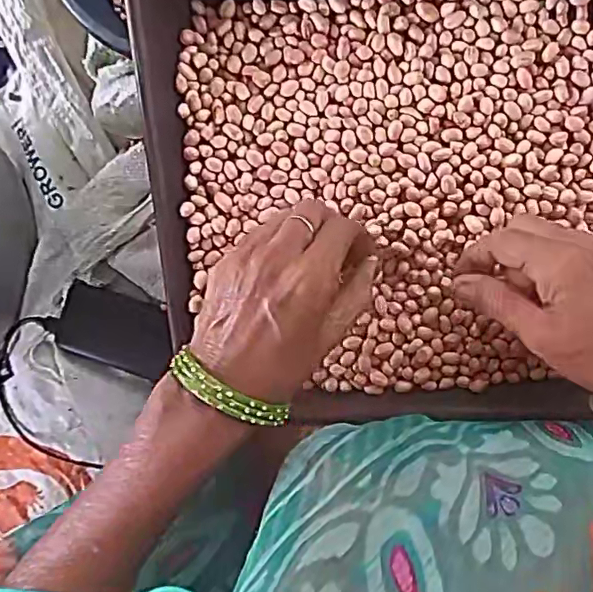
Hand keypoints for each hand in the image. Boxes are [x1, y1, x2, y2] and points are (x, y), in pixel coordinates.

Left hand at [189, 201, 377, 402]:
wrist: (223, 382)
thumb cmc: (280, 368)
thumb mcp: (330, 335)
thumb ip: (356, 293)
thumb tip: (369, 263)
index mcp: (309, 280)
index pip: (342, 227)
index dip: (359, 235)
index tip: (362, 251)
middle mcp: (277, 258)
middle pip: (313, 209)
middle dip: (332, 223)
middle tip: (338, 247)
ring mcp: (247, 255)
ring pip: (285, 215)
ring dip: (304, 228)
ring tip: (309, 255)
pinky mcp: (227, 258)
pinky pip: (259, 232)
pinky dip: (278, 239)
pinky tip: (281, 264)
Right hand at [451, 215, 592, 397]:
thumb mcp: (539, 334)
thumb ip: (497, 302)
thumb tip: (461, 284)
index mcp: (558, 258)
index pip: (501, 240)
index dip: (474, 257)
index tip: (458, 281)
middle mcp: (576, 241)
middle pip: (520, 226)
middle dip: (495, 252)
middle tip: (486, 287)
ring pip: (540, 233)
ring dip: (518, 256)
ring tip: (516, 297)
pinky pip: (560, 244)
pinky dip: (541, 259)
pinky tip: (543, 294)